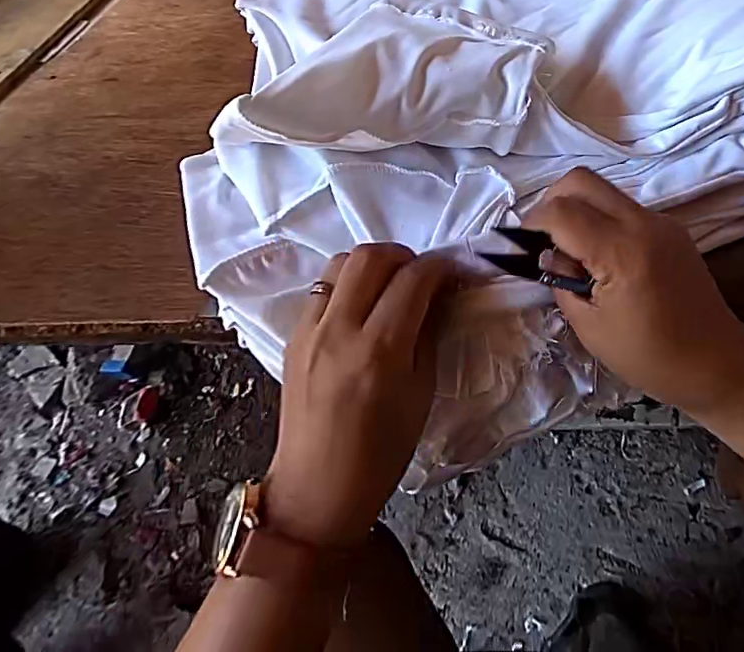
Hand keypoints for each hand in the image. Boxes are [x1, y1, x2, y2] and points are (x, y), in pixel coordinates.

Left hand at [263, 243, 452, 548]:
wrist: (318, 488)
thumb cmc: (381, 452)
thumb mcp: (421, 392)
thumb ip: (428, 333)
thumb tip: (436, 293)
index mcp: (378, 352)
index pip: (412, 280)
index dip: (439, 268)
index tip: (451, 272)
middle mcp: (339, 331)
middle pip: (370, 256)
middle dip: (403, 255)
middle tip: (419, 274)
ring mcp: (309, 330)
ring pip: (340, 262)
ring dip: (371, 263)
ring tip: (388, 284)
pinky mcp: (292, 335)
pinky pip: (321, 287)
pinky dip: (346, 283)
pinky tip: (361, 305)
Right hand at [525, 168, 743, 417]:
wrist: (720, 363)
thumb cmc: (652, 357)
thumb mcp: (591, 328)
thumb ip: (563, 281)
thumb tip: (548, 254)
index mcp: (622, 254)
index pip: (561, 212)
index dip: (531, 223)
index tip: (522, 245)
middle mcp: (642, 225)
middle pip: (580, 180)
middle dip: (551, 201)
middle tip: (543, 237)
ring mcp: (659, 221)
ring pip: (601, 188)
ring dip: (575, 207)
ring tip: (571, 248)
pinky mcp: (670, 226)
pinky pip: (621, 206)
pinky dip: (599, 218)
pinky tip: (600, 255)